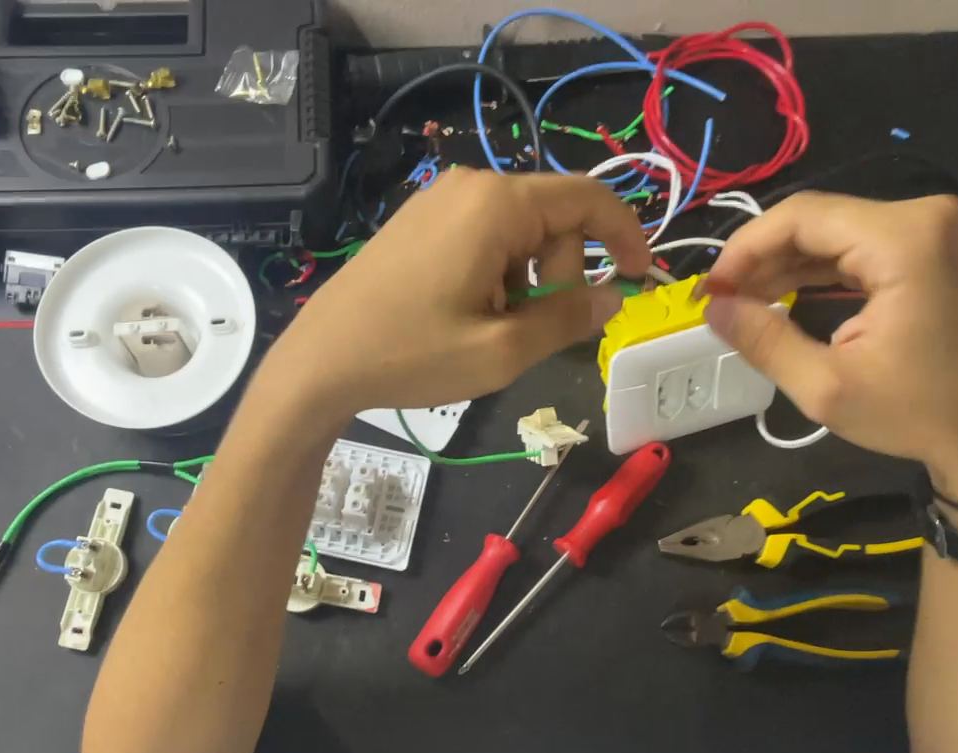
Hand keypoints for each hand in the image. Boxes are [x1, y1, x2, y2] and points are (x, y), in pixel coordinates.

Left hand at [259, 170, 651, 420]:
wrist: (320, 362)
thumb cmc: (412, 356)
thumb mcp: (502, 351)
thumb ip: (567, 319)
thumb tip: (612, 296)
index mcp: (496, 204)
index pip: (587, 199)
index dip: (624, 235)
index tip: (638, 277)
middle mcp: (469, 186)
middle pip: (549, 219)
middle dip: (557, 275)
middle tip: (532, 331)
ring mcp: (436, 202)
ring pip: (515, 233)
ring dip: (523, 282)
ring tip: (490, 331)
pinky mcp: (415, 224)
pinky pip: (479, 239)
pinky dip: (493, 276)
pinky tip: (463, 316)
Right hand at [701, 193, 957, 500]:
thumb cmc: (914, 414)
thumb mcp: (825, 386)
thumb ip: (763, 340)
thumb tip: (713, 308)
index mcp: (903, 240)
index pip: (801, 217)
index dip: (743, 249)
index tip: (709, 291)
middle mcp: (922, 217)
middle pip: (817, 219)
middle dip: (760, 258)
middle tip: (720, 300)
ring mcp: (933, 231)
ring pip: (834, 232)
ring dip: (784, 264)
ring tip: (743, 303)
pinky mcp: (933, 251)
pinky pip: (858, 248)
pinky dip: (816, 270)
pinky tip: (783, 296)